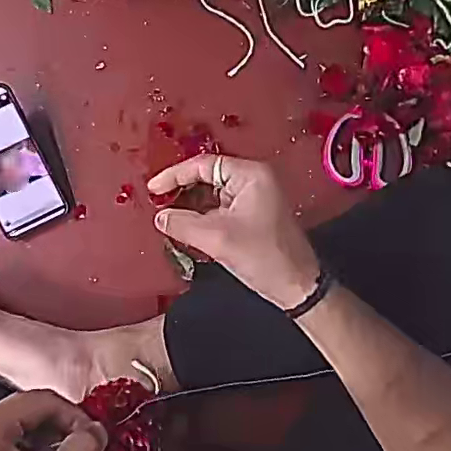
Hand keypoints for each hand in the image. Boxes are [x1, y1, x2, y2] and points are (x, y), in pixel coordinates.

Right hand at [148, 155, 320, 308]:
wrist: (296, 285)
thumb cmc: (265, 257)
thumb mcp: (217, 239)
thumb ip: (183, 224)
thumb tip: (160, 217)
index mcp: (251, 175)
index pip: (204, 164)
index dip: (175, 175)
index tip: (154, 189)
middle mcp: (254, 180)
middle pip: (208, 176)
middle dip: (182, 190)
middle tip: (158, 204)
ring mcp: (254, 197)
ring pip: (212, 193)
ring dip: (190, 204)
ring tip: (167, 217)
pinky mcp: (252, 215)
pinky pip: (220, 208)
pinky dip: (202, 216)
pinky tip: (186, 228)